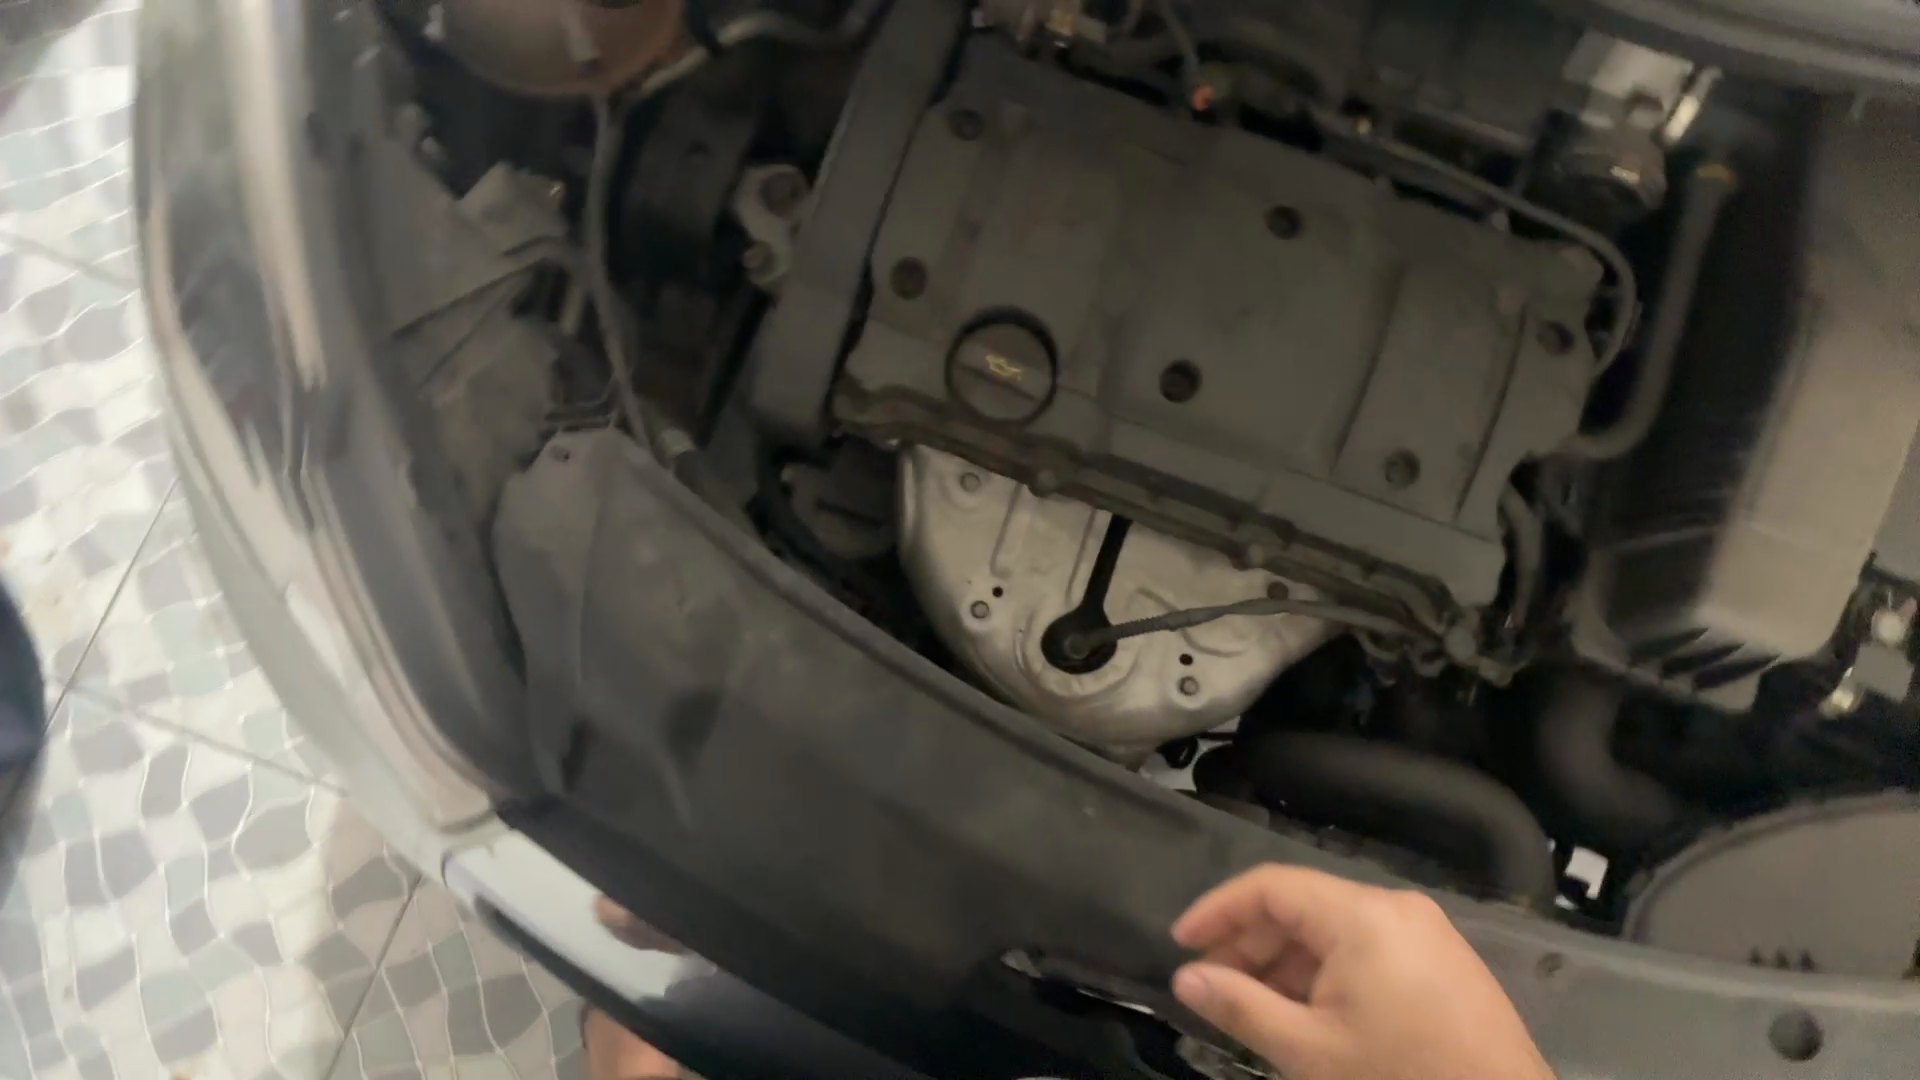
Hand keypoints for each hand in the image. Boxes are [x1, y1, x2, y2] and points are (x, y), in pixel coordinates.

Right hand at [1169, 865, 1552, 1079]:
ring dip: (1286, 963)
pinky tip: (1307, 1014)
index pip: (1269, 886)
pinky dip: (1326, 974)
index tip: (1181, 942)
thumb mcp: (1311, 1053)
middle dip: (1250, 944)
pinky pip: (1365, 950)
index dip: (1218, 909)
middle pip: (1300, 907)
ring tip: (1254, 1006)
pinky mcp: (1446, 964)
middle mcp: (1394, 907)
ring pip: (1332, 931)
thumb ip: (1240, 1007)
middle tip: (1212, 982)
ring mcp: (1426, 933)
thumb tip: (1184, 979)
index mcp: (1361, 914)